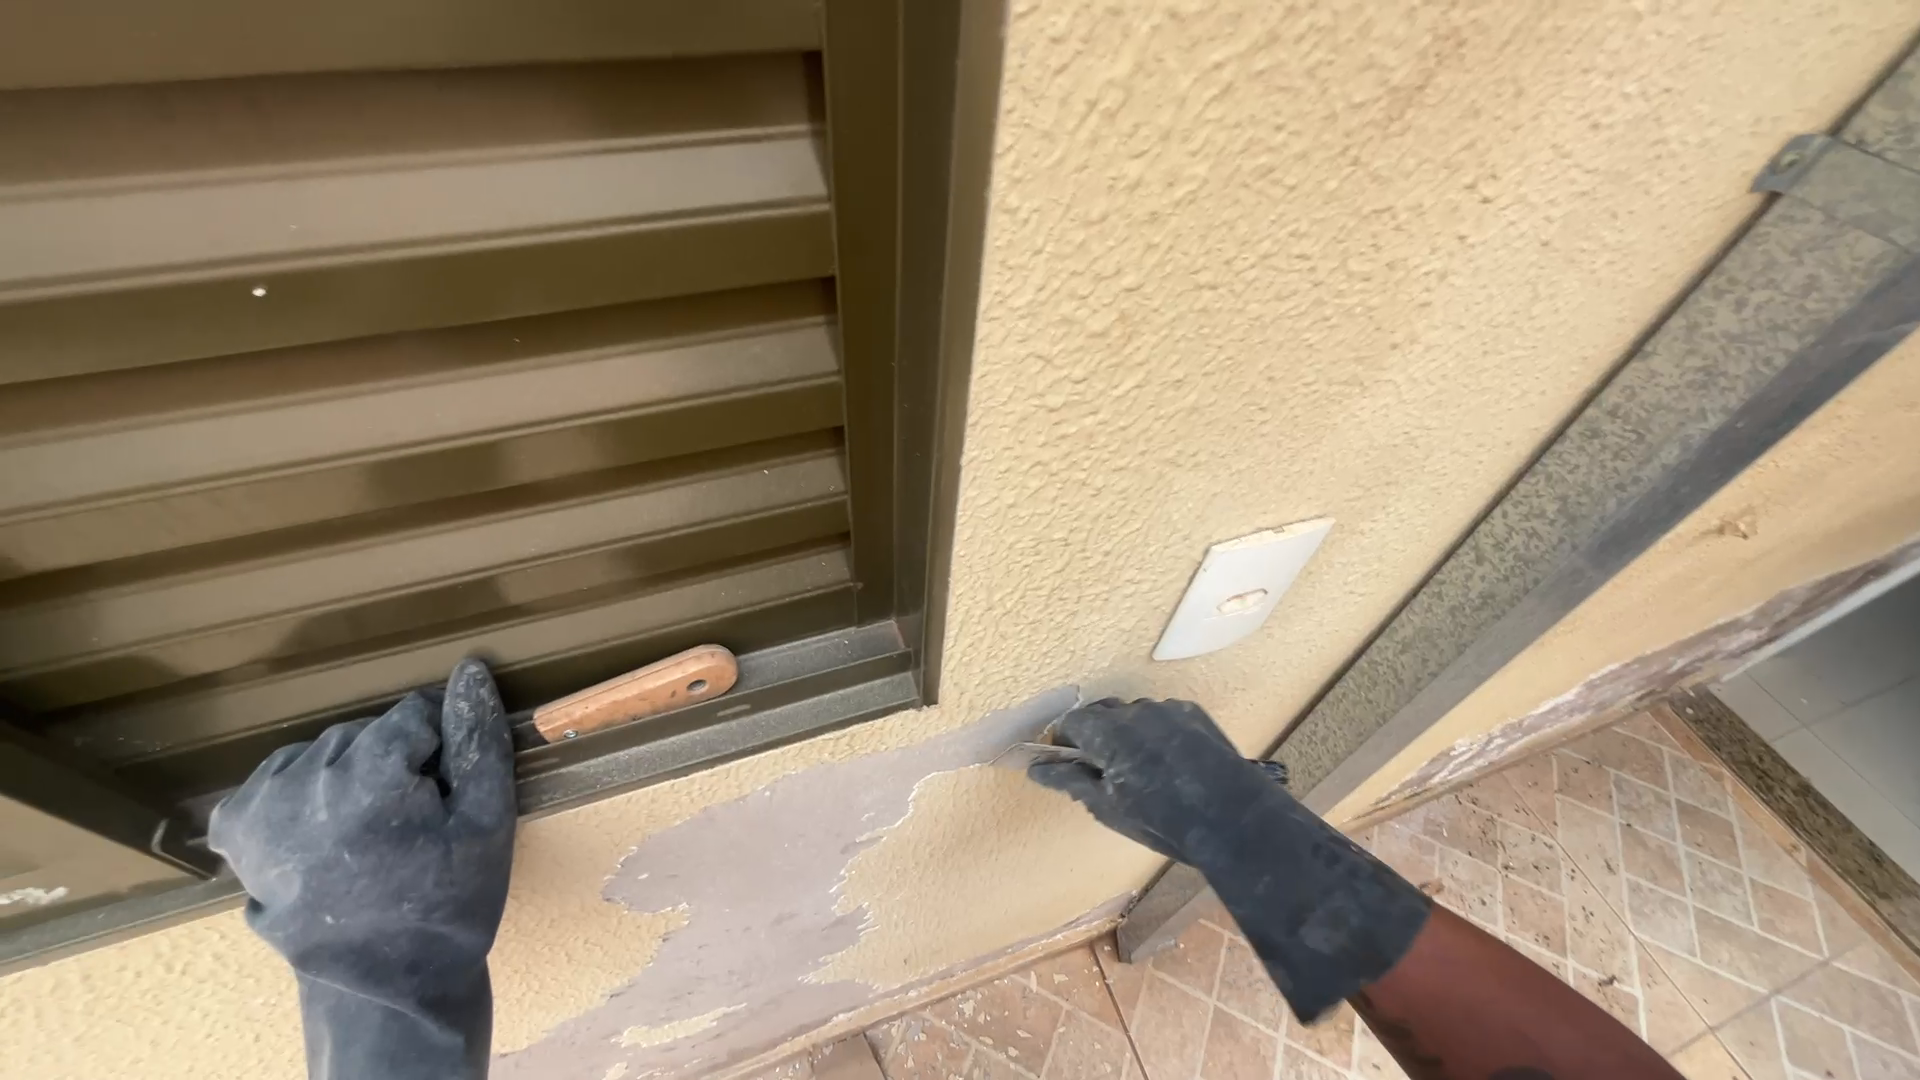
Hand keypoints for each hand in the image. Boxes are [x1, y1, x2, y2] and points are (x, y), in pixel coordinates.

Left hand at [209, 658, 515, 1013]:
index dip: (441, 747)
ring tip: (377, 820)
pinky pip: (281, 772)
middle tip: (418, 811)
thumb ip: (479, 738)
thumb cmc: (452, 895)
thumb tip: (470, 669)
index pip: (413, 714)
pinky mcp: (237, 830)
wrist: (388, 978)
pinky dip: (310, 782)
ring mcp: (258, 810)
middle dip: (399, 755)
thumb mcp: (487, 816)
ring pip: (326, 747)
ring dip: (356, 767)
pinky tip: (332, 818)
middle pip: (367, 728)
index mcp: (367, 781)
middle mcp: (301, 787)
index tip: (446, 792)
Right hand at [1026, 697, 1272, 865]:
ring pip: (1133, 713)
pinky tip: (1167, 760)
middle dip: (1094, 732)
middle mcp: (1135, 711)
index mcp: (1108, 732)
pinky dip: (1155, 732)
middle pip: (1102, 711)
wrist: (1234, 821)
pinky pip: (1162, 716)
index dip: (1064, 739)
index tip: (1065, 760)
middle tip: (1099, 765)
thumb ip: (1070, 781)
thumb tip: (1037, 769)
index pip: (1072, 721)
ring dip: (1126, 731)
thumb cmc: (1162, 821)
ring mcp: (1167, 709)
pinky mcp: (1193, 713)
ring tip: (1137, 764)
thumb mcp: (1108, 807)